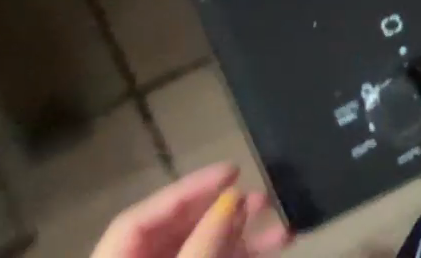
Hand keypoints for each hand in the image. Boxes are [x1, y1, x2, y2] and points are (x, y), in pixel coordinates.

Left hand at [91, 163, 290, 257]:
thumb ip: (203, 243)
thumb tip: (235, 195)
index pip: (138, 220)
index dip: (184, 191)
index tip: (233, 170)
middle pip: (173, 231)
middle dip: (221, 210)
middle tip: (262, 195)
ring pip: (202, 246)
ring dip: (245, 231)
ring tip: (281, 220)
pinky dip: (249, 250)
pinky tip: (282, 240)